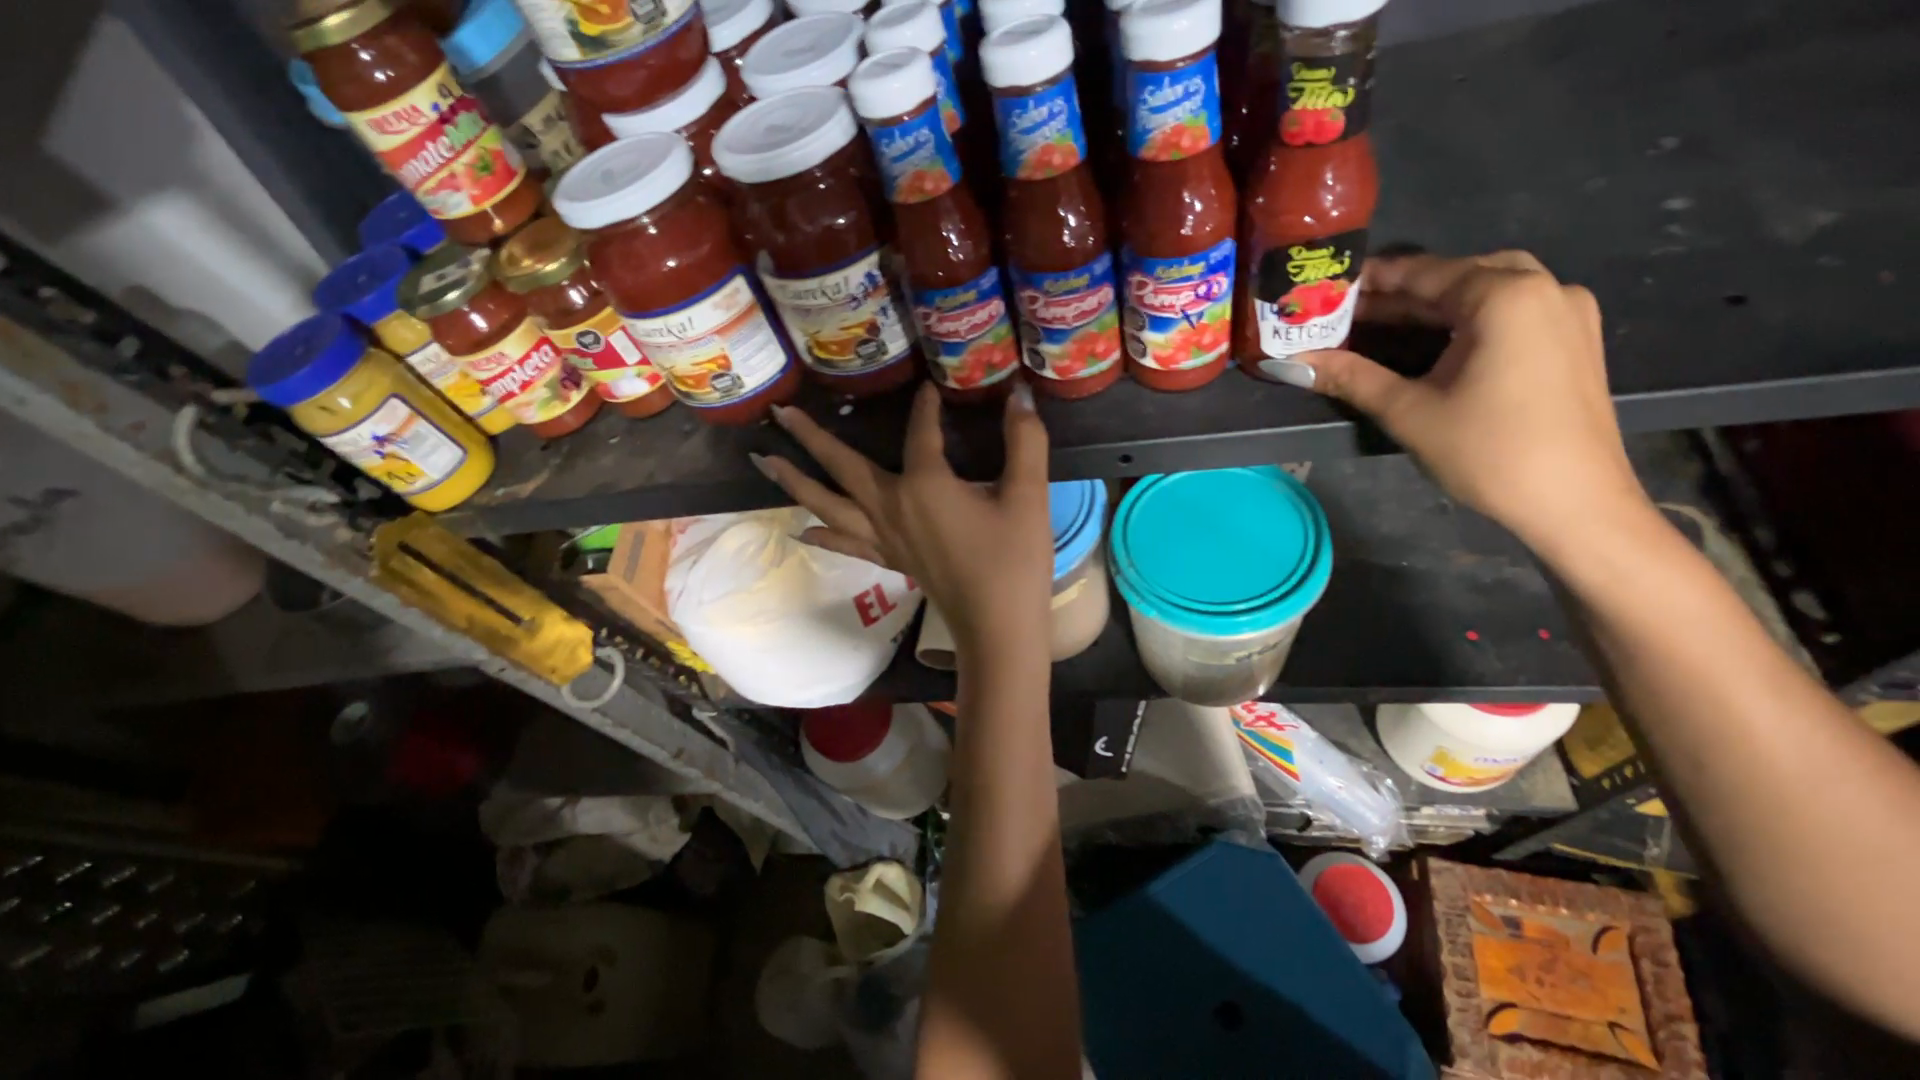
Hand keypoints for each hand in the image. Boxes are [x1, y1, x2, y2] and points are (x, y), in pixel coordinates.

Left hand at [750, 382, 1054, 655]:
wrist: (997, 627)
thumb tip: (1020, 394)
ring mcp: (884, 538)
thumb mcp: (1028, 496)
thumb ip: (1025, 441)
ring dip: (796, 482)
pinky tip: (803, 529)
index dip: (925, 407)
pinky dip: (823, 535)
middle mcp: (891, 507)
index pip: (920, 433)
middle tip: (780, 413)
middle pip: (842, 465)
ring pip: (828, 504)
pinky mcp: (889, 561)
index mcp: (924, 485)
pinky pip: (845, 543)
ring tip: (766, 462)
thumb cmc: (1014, 561)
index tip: (929, 386)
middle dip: (810, 437)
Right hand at [1288, 251, 1649, 549]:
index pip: (1424, 273)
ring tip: (1390, 326)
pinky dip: (1472, 318)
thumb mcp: (1409, 412)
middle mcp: (1544, 288)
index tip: (1329, 290)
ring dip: (1439, 304)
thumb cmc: (1490, 452)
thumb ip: (1350, 376)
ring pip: (1491, 290)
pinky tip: (1442, 344)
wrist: (1576, 504)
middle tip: (1354, 313)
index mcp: (1504, 295)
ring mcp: (1568, 313)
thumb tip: (1291, 361)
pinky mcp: (1576, 341)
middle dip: (1404, 292)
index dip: (1372, 281)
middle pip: (1460, 275)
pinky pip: (1515, 311)